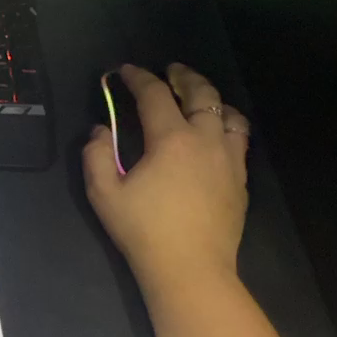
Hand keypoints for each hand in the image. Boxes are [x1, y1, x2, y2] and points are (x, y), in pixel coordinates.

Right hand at [83, 63, 251, 291]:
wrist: (189, 266)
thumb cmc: (142, 230)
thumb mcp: (104, 194)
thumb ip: (96, 156)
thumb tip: (99, 131)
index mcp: (170, 139)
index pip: (154, 96)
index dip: (138, 78)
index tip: (124, 71)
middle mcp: (205, 139)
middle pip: (200, 94)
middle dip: (182, 76)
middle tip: (169, 70)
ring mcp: (228, 157)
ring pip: (227, 112)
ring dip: (210, 98)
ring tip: (199, 98)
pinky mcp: (239, 177)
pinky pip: (239, 137)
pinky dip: (226, 123)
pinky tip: (217, 132)